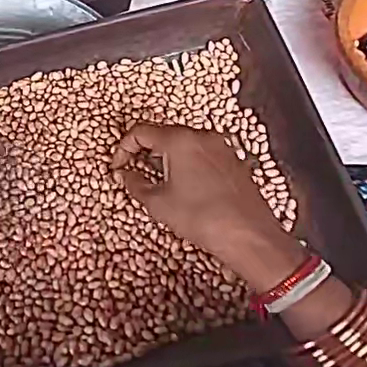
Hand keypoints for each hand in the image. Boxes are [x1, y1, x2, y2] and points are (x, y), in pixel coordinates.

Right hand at [111, 123, 302, 290]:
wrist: (248, 235)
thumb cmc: (204, 218)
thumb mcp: (158, 203)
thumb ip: (135, 184)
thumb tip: (126, 176)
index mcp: (180, 140)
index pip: (140, 132)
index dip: (123, 148)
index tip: (118, 165)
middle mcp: (202, 137)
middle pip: (163, 134)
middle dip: (144, 152)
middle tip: (133, 172)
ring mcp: (221, 148)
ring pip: (183, 144)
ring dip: (165, 158)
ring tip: (157, 183)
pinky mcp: (233, 161)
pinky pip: (201, 154)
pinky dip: (186, 164)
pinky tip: (184, 188)